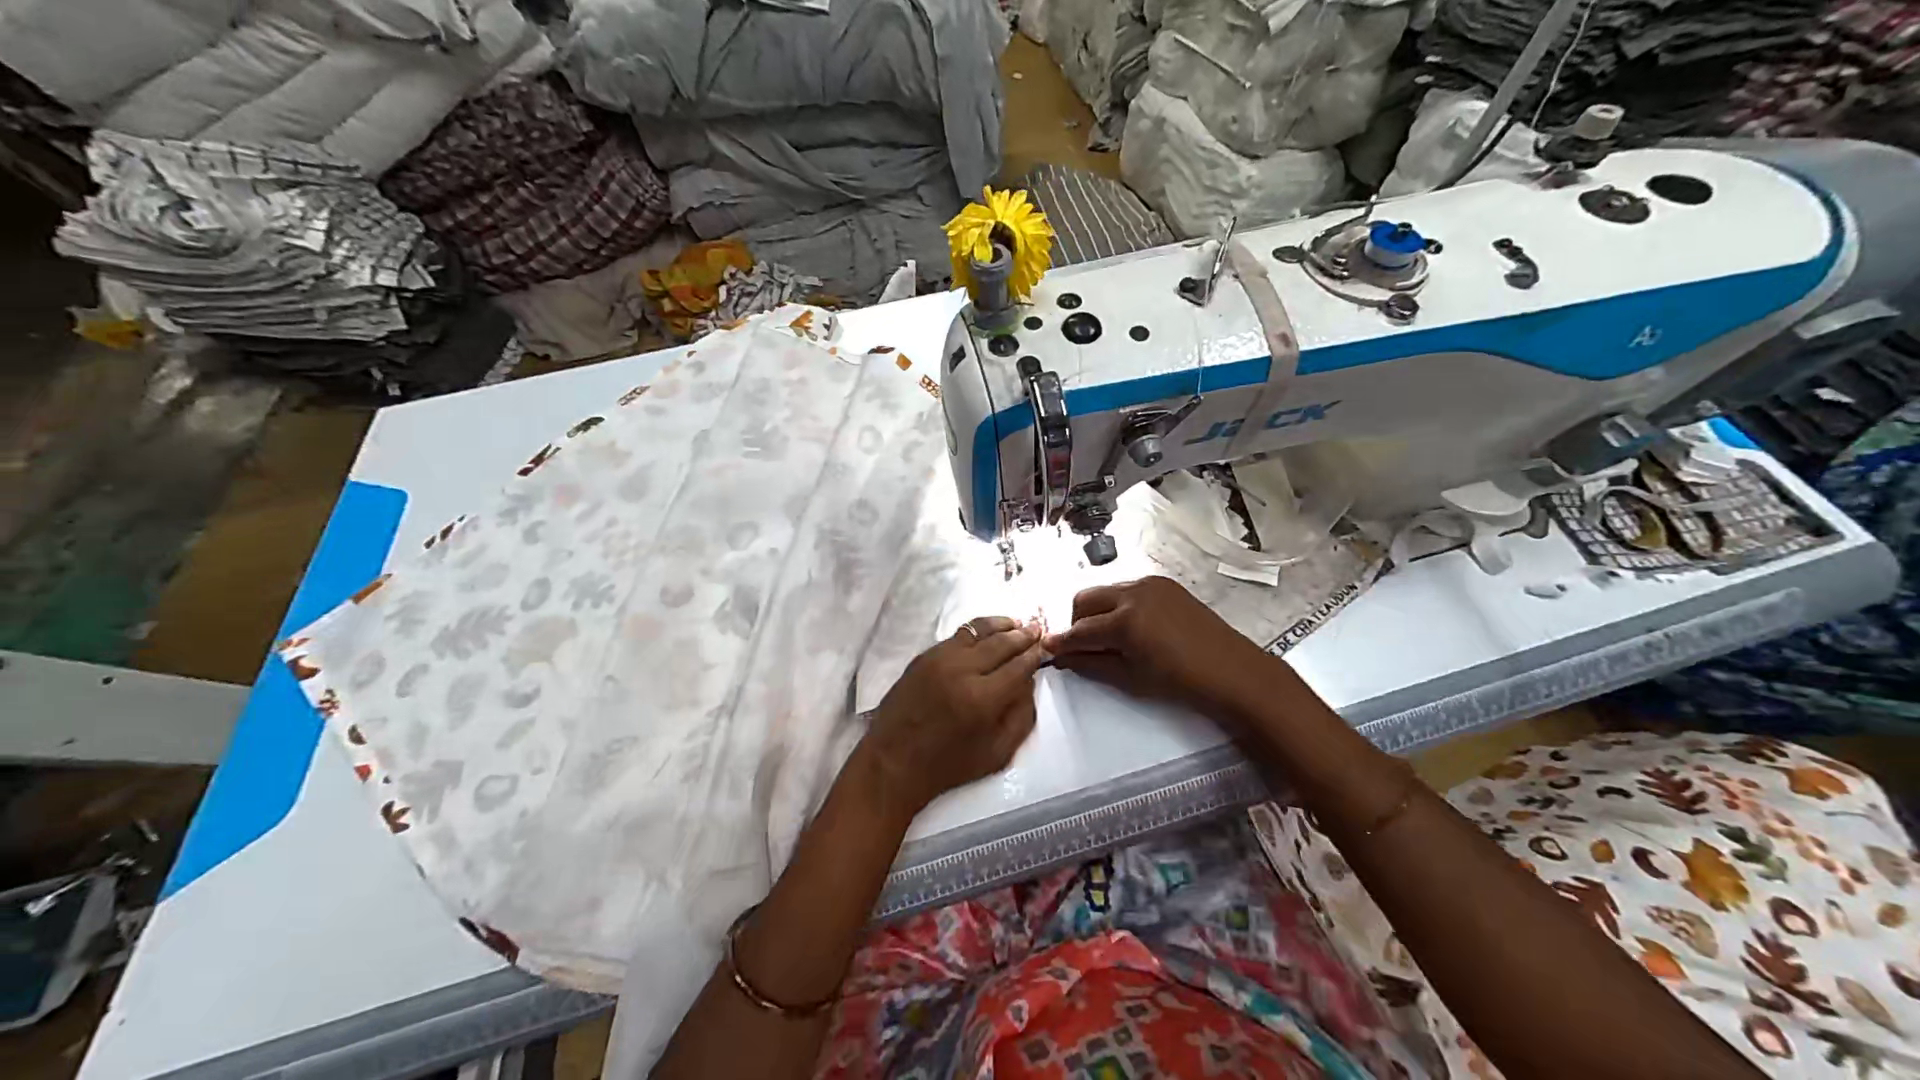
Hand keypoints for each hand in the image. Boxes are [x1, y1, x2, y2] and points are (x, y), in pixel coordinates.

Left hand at [860, 616, 1045, 815]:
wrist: (893, 761)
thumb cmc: (948, 766)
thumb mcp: (997, 753)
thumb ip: (1021, 716)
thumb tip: (1029, 682)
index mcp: (982, 699)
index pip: (1018, 667)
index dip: (1034, 656)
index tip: (1045, 648)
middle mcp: (961, 671)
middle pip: (1001, 643)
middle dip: (1022, 635)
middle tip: (1037, 629)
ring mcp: (939, 659)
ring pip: (977, 631)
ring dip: (1001, 625)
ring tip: (1015, 624)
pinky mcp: (924, 656)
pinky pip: (957, 636)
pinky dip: (977, 631)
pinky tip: (987, 633)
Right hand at [1042, 576, 1282, 723]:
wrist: (1233, 673)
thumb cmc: (1181, 683)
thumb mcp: (1129, 678)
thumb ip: (1091, 664)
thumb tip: (1063, 657)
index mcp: (1124, 621)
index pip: (1079, 630)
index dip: (1061, 642)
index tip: (1048, 649)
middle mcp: (1133, 593)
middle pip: (1085, 599)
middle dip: (1076, 622)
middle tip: (1081, 646)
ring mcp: (1151, 584)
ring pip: (1105, 592)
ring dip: (1097, 612)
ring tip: (1108, 639)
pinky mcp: (1165, 584)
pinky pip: (1128, 590)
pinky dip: (1119, 606)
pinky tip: (1131, 628)